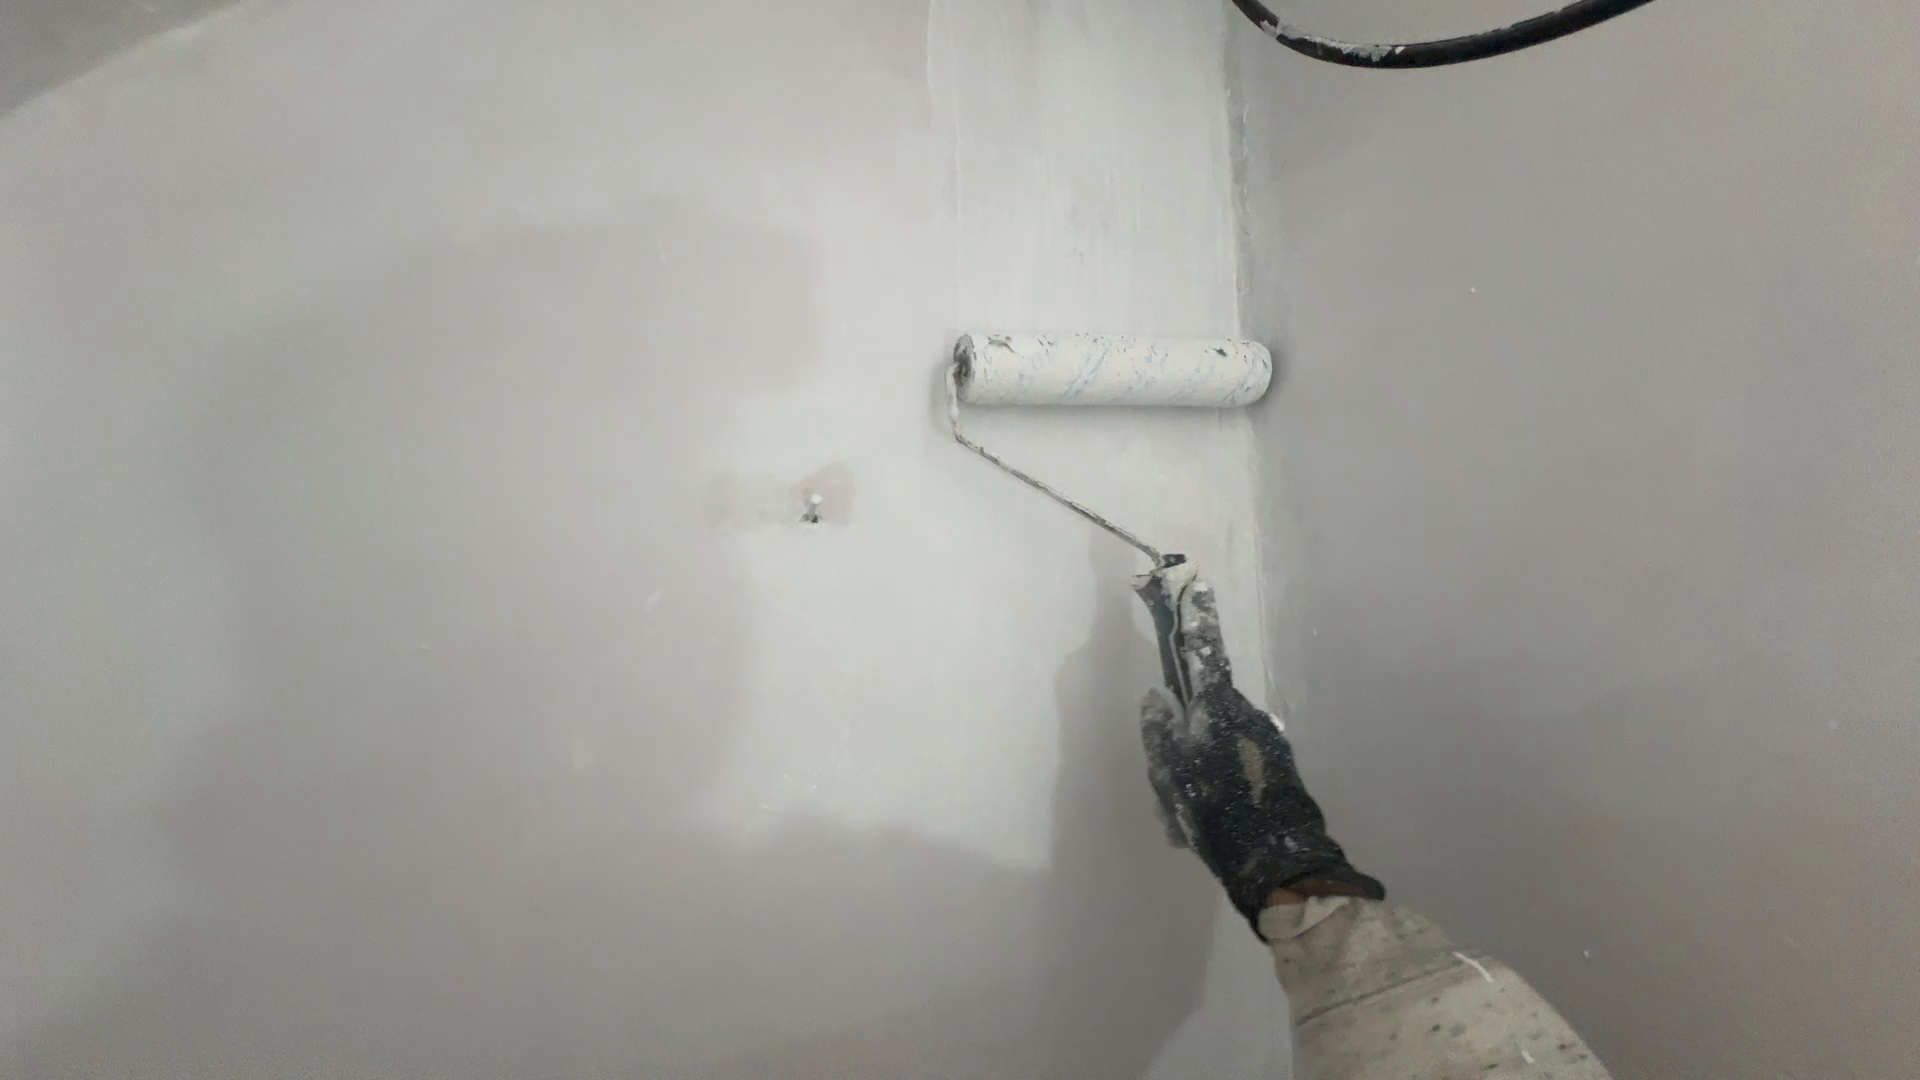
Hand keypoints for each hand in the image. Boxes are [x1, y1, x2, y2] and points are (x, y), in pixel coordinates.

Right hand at [1132, 560, 1382, 932]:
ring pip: (1214, 741)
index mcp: (1216, 707)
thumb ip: (1159, 729)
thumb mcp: (1170, 772)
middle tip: (1170, 785)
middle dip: (1182, 736)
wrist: (1281, 862)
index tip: (1188, 577)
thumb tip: (1155, 696)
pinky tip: (1207, 820)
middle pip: (1201, 707)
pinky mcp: (1276, 764)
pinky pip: (1233, 761)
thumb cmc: (1217, 810)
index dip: (1191, 613)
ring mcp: (1263, 738)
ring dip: (1197, 769)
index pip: (1199, 647)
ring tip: (1186, 816)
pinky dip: (1215, 783)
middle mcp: (1244, 713)